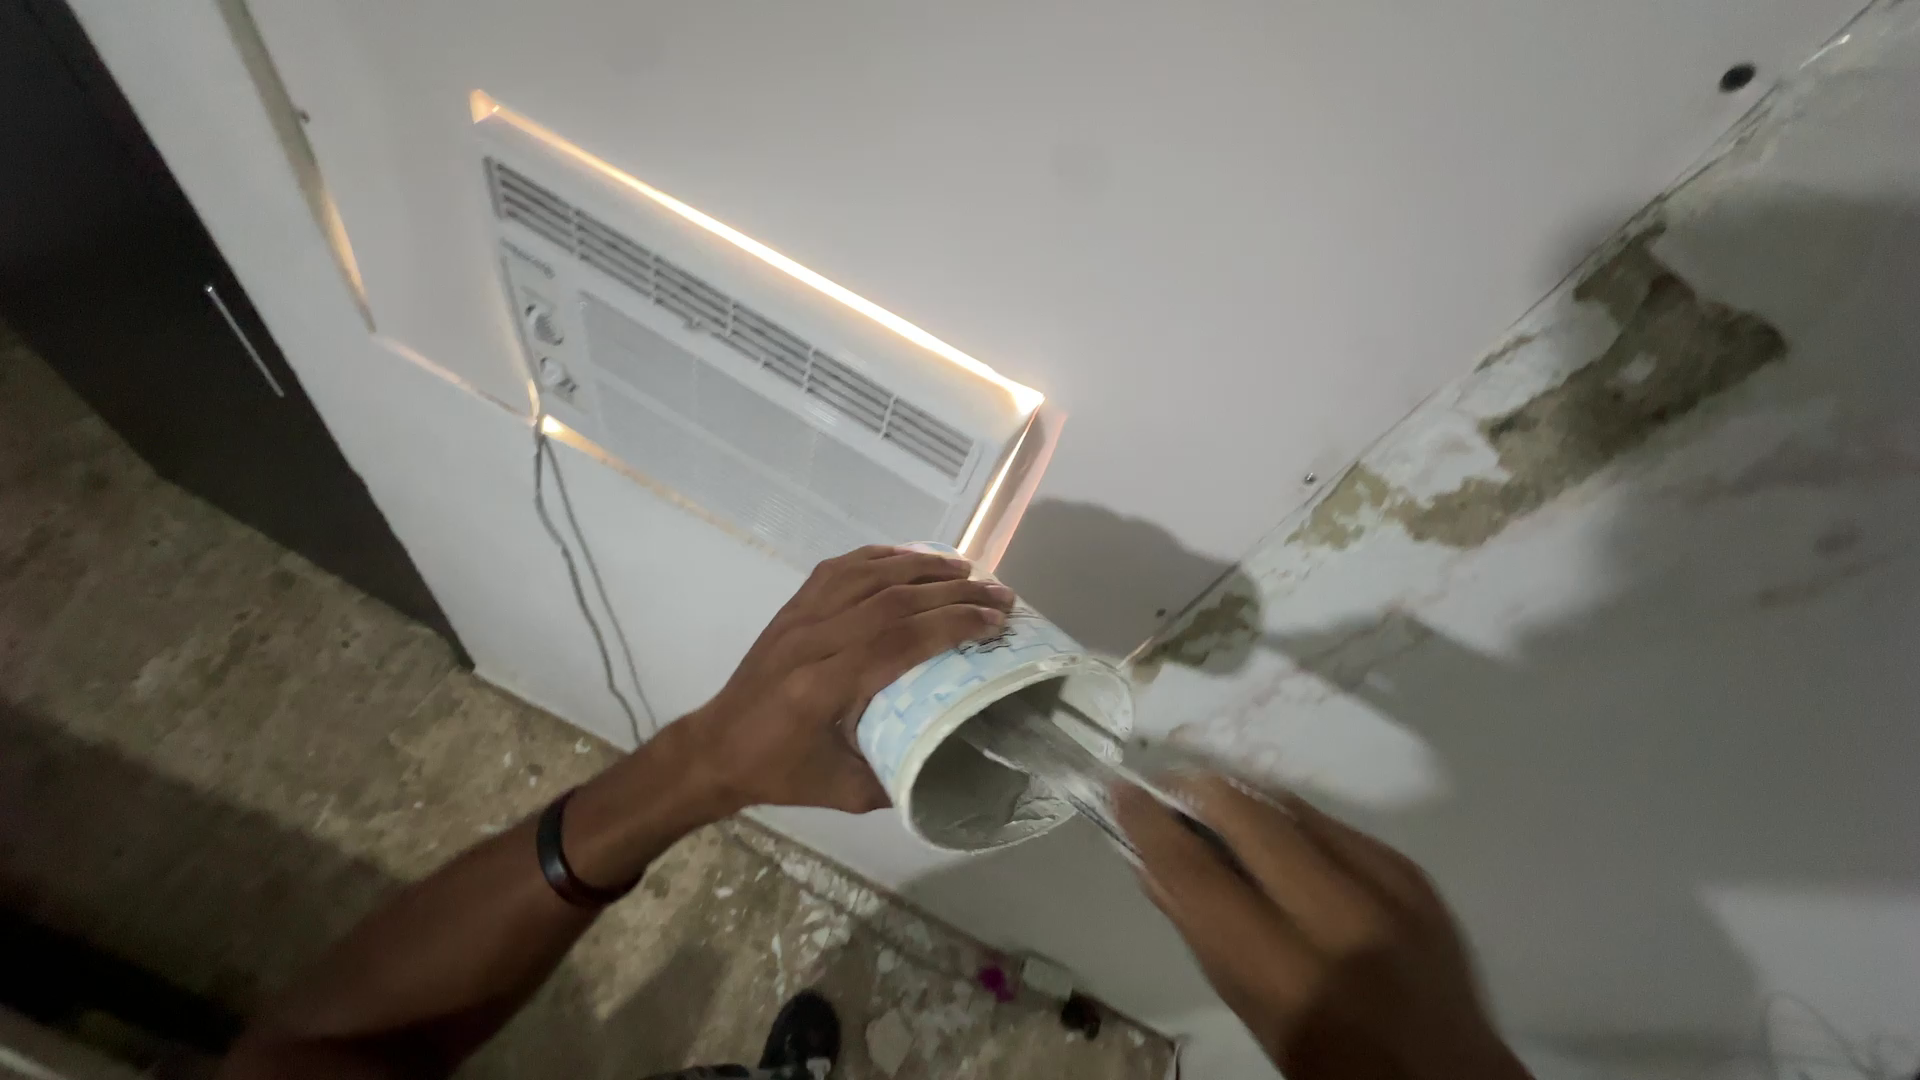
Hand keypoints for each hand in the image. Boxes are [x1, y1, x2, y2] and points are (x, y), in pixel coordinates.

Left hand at [683, 545, 1013, 813]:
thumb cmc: (779, 772)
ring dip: (924, 567)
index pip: (897, 640)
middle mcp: (812, 640)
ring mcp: (799, 616)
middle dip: (953, 593)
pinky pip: (842, 567)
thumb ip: (895, 778)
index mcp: (821, 687)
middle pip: (892, 600)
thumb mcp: (841, 792)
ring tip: (967, 572)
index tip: (994, 622)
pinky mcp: (794, 606)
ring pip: (869, 574)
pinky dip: (883, 556)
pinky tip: (913, 557)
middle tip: (999, 595)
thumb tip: (950, 756)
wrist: (715, 746)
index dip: (951, 624)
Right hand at [1116, 775, 1531, 1079]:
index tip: (1120, 791)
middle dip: (1197, 789)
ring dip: (1240, 796)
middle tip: (1164, 784)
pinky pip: (1332, 823)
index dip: (1152, 824)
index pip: (1200, 875)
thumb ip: (1200, 932)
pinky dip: (1290, 820)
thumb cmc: (1328, 1061)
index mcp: (1295, 977)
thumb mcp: (1253, 1013)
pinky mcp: (1414, 871)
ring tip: (1210, 800)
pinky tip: (1274, 832)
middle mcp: (1346, 921)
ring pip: (1290, 806)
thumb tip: (1148, 860)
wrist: (1447, 1078)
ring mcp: (1390, 888)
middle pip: (1249, 817)